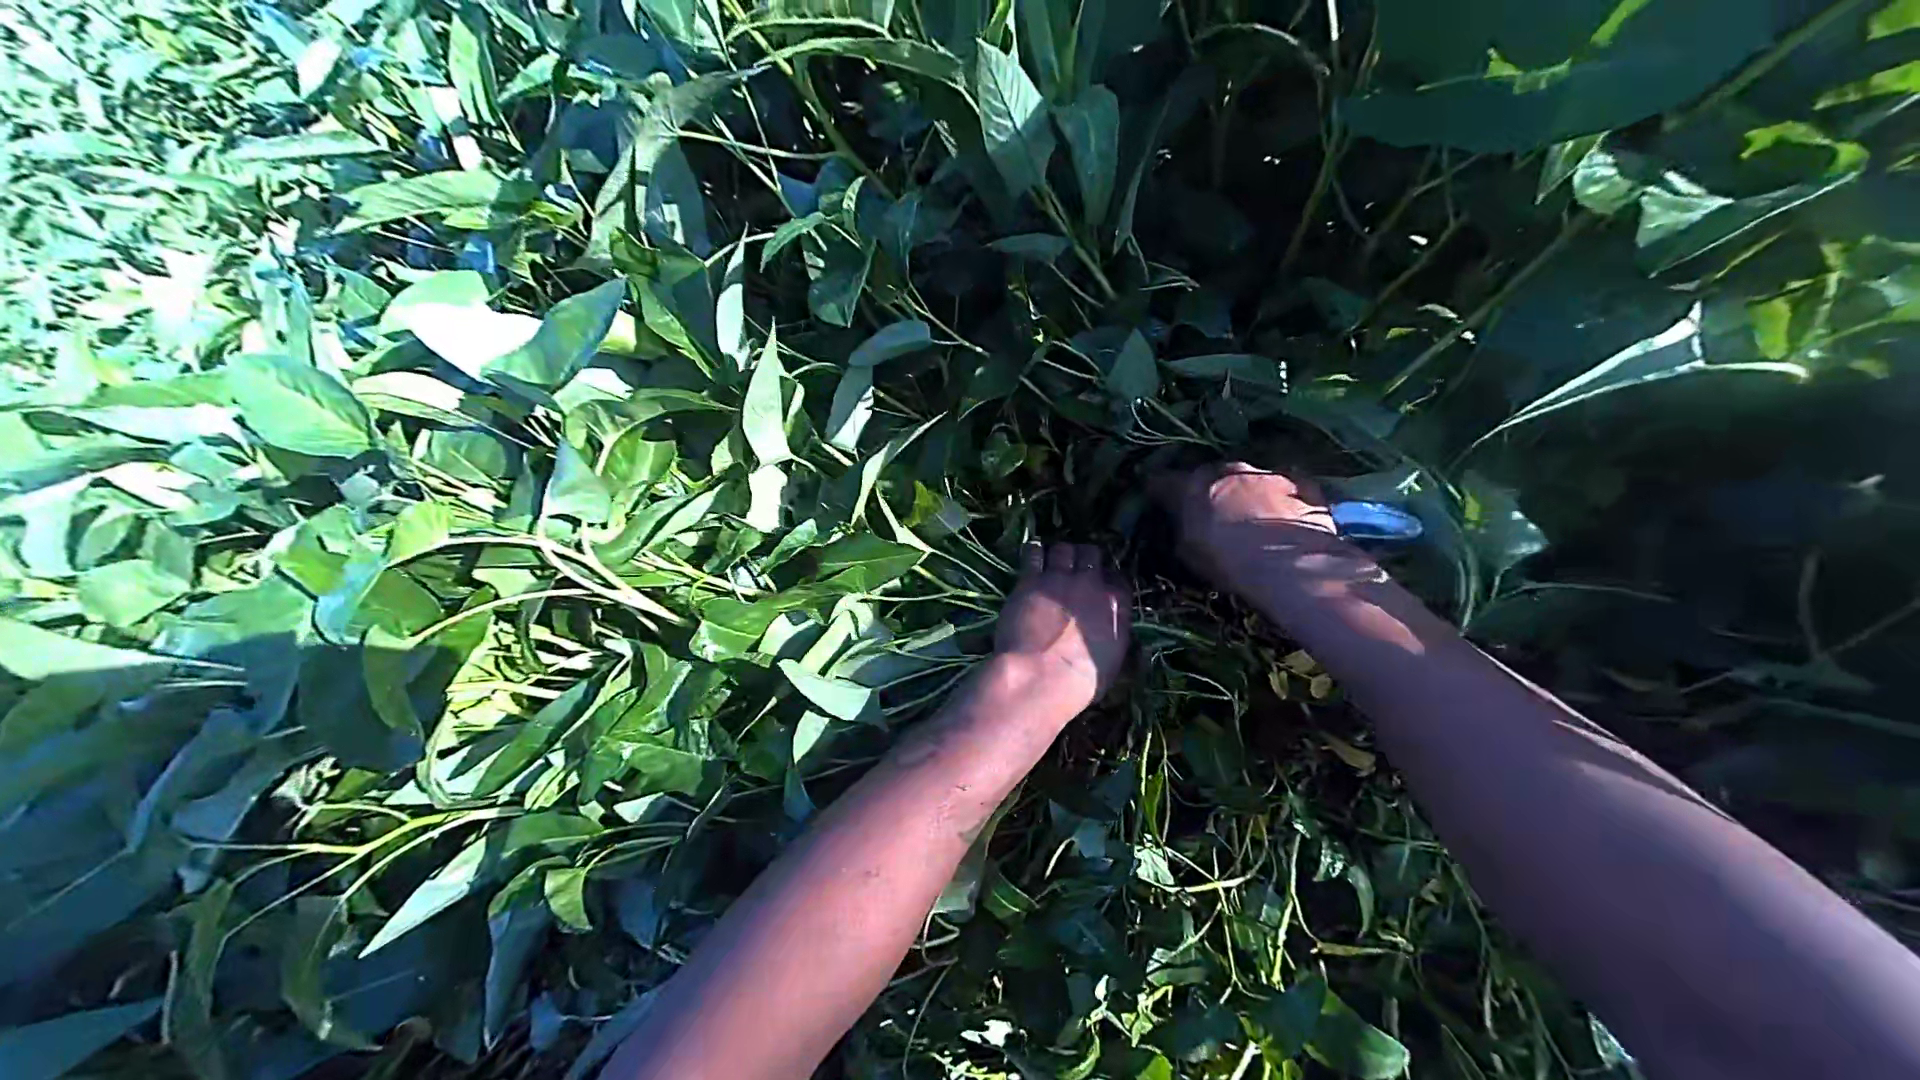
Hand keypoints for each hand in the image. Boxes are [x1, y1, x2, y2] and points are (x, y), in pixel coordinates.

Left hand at [992, 542, 1129, 713]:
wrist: (1041, 675)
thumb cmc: (1081, 681)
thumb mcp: (1114, 660)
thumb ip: (1116, 634)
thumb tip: (1113, 627)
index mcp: (1115, 603)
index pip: (1117, 578)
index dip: (1107, 579)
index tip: (1099, 585)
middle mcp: (1090, 584)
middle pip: (1091, 554)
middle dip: (1084, 557)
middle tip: (1074, 566)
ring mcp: (1059, 579)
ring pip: (1063, 549)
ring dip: (1059, 553)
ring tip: (1051, 559)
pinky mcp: (1030, 580)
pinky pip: (1033, 553)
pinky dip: (1033, 551)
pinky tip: (1031, 554)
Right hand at [1148, 463, 1358, 594]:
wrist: (1290, 564)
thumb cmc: (1227, 561)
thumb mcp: (1188, 553)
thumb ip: (1180, 529)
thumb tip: (1180, 524)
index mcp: (1190, 485)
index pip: (1161, 480)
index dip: (1157, 490)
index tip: (1156, 497)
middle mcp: (1225, 469)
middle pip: (1208, 475)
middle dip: (1206, 490)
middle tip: (1210, 512)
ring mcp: (1264, 471)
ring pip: (1246, 478)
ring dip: (1243, 492)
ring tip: (1250, 516)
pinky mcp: (1301, 480)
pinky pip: (1283, 486)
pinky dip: (1279, 498)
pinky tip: (1284, 517)